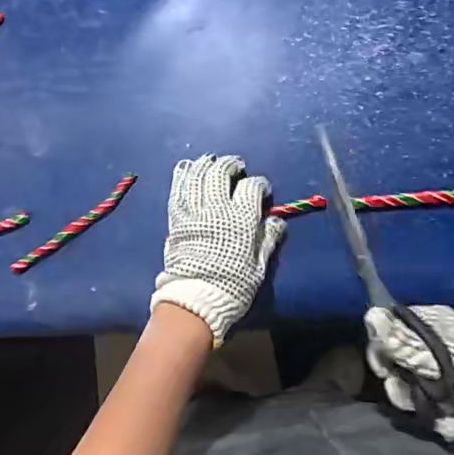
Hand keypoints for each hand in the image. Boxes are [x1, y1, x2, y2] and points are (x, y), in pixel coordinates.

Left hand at [149, 155, 285, 344]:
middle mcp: (216, 209)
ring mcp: (193, 211)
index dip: (259, 184)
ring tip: (210, 159)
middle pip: (221, 174)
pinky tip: (185, 166)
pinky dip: (181, 175)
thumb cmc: (232, 284)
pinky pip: (178, 190)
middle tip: (235, 164)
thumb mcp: (258, 265)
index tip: (261, 188)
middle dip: (230, 165)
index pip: (251, 188)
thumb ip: (268, 239)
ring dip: (204, 164)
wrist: (196, 295)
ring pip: (198, 177)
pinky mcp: (176, 218)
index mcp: (241, 219)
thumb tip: (276, 221)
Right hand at [364, 305, 453, 454]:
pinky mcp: (451, 399)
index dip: (382, 345)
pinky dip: (430, 412)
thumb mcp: (441, 359)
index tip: (384, 365)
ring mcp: (444, 373)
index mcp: (435, 324)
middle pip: (395, 355)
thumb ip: (401, 342)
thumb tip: (369, 316)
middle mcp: (436, 344)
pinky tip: (444, 420)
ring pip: (405, 381)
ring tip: (432, 411)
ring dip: (412, 398)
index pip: (390, 325)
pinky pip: (424, 401)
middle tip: (405, 392)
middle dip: (396, 377)